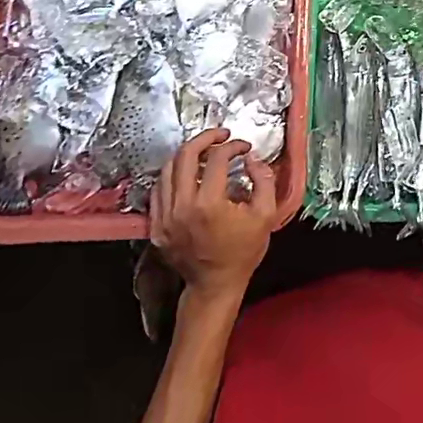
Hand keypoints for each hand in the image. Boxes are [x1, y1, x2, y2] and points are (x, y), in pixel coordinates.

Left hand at [149, 129, 278, 300]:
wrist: (215, 286)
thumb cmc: (243, 252)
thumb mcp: (265, 216)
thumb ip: (263, 181)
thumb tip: (251, 157)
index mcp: (209, 204)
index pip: (217, 158)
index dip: (233, 146)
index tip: (244, 147)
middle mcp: (182, 206)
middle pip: (186, 154)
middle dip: (205, 138)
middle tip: (220, 136)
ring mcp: (165, 216)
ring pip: (168, 168)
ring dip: (187, 155)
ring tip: (204, 153)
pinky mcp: (156, 225)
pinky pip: (159, 189)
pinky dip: (172, 175)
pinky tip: (186, 174)